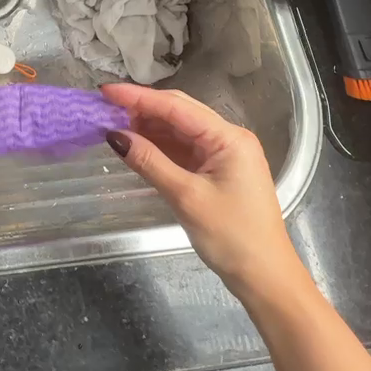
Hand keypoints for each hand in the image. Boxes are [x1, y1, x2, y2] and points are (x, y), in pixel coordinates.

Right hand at [102, 84, 303, 300]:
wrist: (265, 278)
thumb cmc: (231, 236)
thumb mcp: (186, 197)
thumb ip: (149, 162)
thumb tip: (114, 136)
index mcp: (228, 137)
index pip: (176, 106)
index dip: (138, 97)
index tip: (105, 91)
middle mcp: (228, 138)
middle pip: (179, 112)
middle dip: (142, 108)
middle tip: (105, 108)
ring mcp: (224, 154)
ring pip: (179, 130)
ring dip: (148, 127)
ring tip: (113, 124)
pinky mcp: (217, 171)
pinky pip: (184, 149)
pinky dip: (159, 146)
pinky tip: (136, 144)